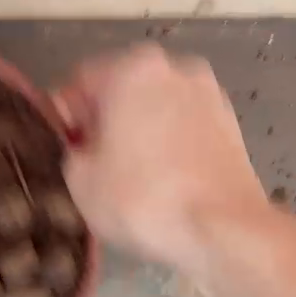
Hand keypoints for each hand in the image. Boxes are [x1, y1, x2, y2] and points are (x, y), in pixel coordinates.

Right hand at [54, 44, 273, 268]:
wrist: (220, 228)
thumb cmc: (139, 200)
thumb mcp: (79, 179)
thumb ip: (71, 147)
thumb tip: (84, 142)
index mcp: (131, 70)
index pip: (80, 81)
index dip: (65, 116)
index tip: (65, 149)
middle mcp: (174, 68)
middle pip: (122, 89)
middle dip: (105, 120)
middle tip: (96, 165)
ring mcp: (209, 92)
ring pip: (155, 107)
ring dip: (138, 131)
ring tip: (132, 176)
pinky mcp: (230, 122)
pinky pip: (182, 126)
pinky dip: (168, 143)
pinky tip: (163, 180)